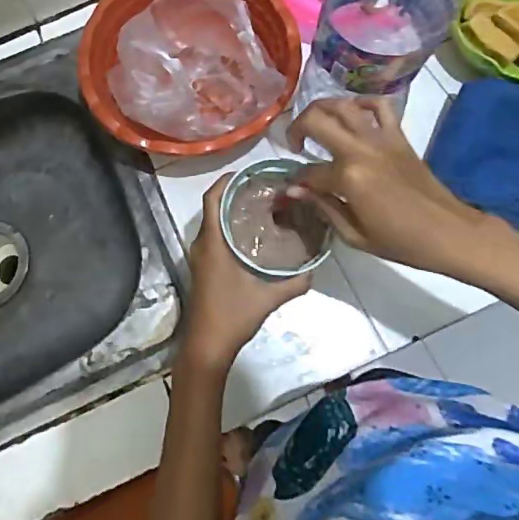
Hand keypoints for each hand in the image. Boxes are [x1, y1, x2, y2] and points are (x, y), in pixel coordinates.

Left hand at [179, 174, 312, 374]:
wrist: (206, 348)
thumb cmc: (232, 317)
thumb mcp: (269, 298)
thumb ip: (295, 282)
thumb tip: (317, 266)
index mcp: (213, 243)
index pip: (213, 199)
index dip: (226, 180)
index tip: (249, 171)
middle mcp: (203, 245)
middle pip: (215, 206)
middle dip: (237, 192)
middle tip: (266, 186)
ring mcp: (202, 257)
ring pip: (215, 221)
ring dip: (233, 209)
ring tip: (264, 203)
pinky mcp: (205, 267)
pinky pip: (215, 235)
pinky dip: (231, 226)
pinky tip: (255, 232)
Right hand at [286, 98, 507, 277]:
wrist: (447, 232)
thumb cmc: (400, 242)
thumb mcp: (354, 235)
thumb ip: (323, 206)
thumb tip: (294, 189)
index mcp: (348, 177)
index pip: (308, 171)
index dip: (296, 180)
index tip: (292, 187)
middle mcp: (361, 149)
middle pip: (316, 119)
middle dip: (296, 128)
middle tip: (295, 144)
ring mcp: (381, 138)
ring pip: (343, 104)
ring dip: (323, 109)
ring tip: (317, 125)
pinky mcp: (399, 135)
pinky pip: (379, 105)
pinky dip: (362, 102)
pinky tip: (353, 115)